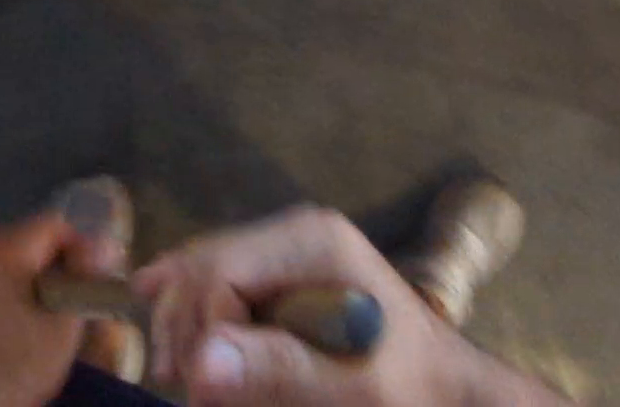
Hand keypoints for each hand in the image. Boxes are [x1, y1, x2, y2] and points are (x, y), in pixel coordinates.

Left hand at [0, 212, 119, 406]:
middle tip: (81, 281)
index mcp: (2, 258)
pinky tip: (32, 310)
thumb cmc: (20, 367)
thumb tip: (108, 243)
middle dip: (59, 253)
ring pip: (12, 257)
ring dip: (38, 268)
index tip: (95, 269)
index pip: (50, 224)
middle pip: (29, 237)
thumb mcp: (65, 324)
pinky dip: (18, 284)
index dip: (80, 241)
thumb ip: (85, 278)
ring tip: (60, 296)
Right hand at [133, 206, 564, 406]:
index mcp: (311, 239)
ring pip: (202, 271)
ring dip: (184, 324)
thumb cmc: (407, 386)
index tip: (198, 389)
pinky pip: (218, 282)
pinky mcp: (278, 272)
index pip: (220, 269)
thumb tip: (199, 363)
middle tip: (178, 388)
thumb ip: (280, 369)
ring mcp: (284, 248)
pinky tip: (176, 333)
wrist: (443, 387)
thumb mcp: (352, 387)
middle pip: (203, 264)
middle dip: (181, 326)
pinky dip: (195, 312)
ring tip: (182, 378)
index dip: (198, 329)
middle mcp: (291, 230)